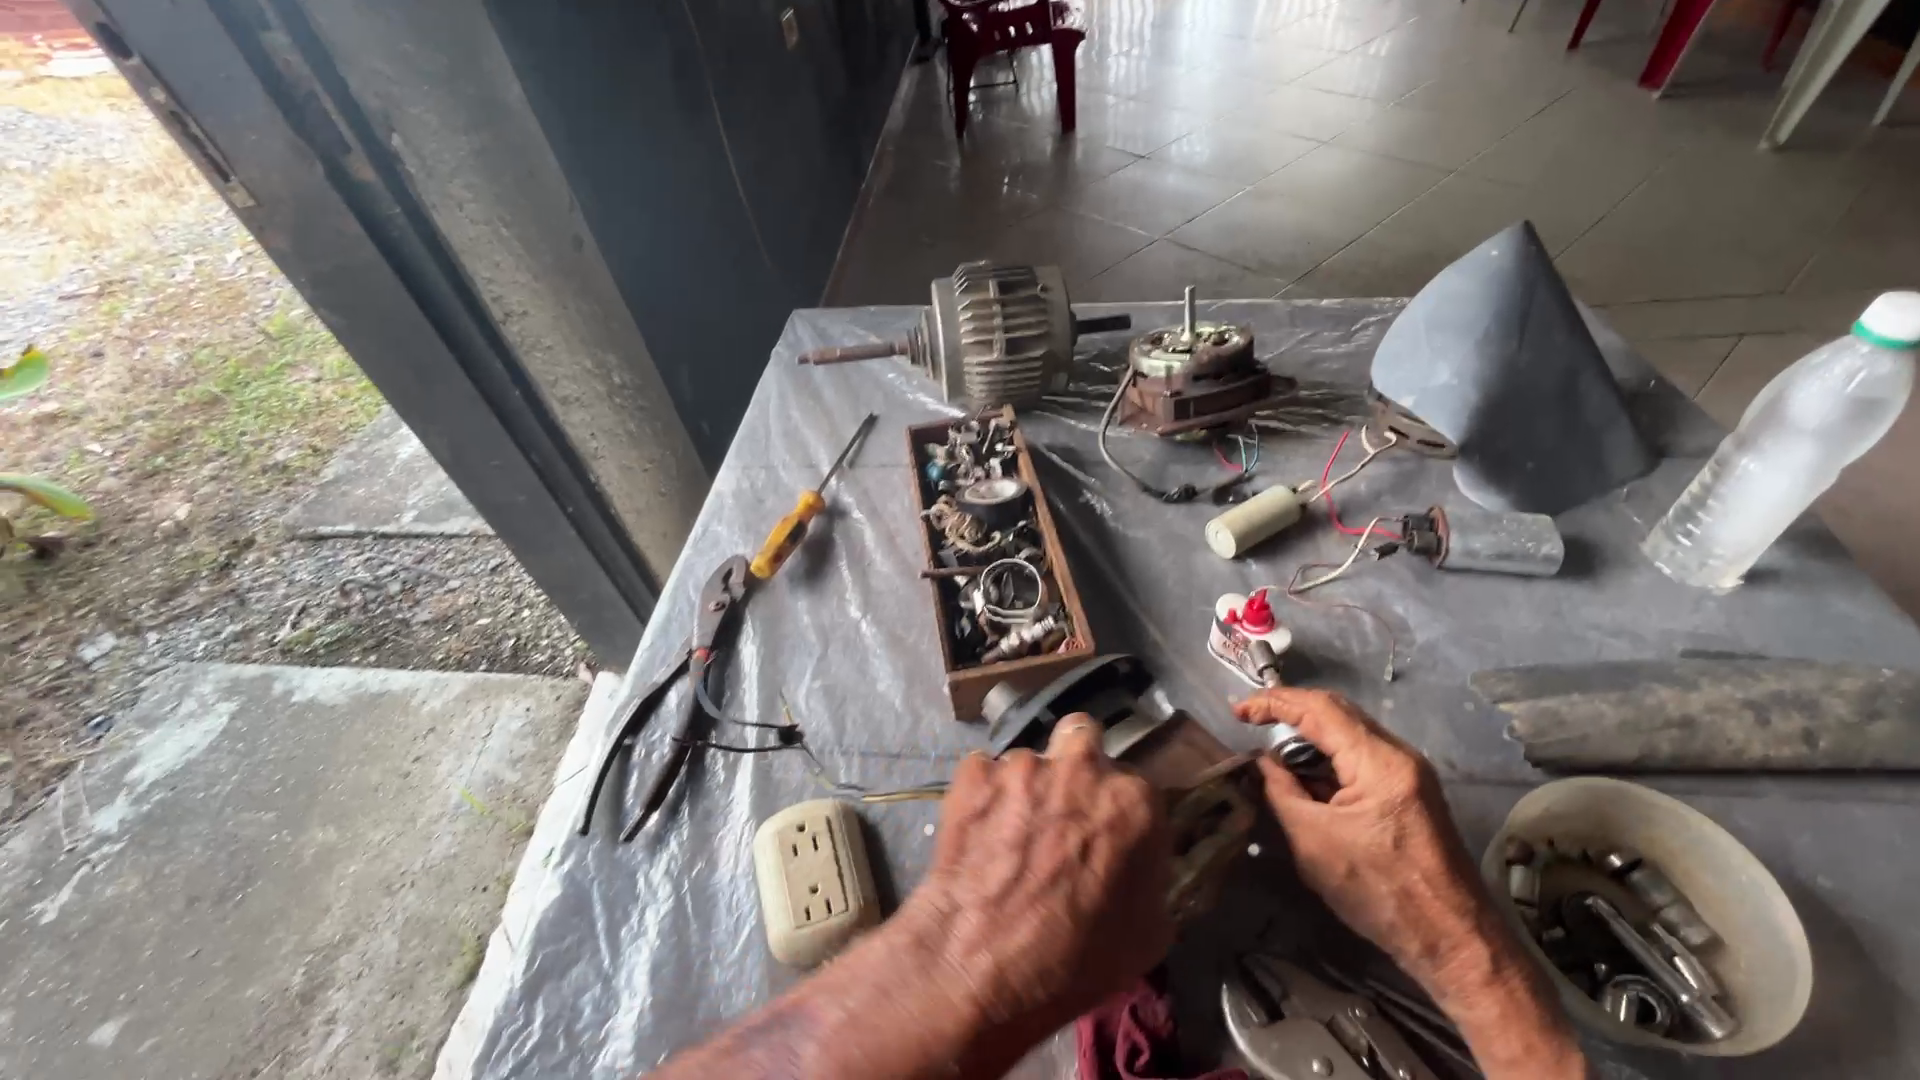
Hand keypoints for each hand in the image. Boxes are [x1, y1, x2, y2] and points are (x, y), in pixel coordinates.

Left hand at [894, 715, 1173, 1041]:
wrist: (980, 967)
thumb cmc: (1074, 962)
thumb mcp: (1149, 935)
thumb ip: (1152, 876)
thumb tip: (1140, 864)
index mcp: (1134, 801)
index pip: (1136, 784)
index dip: (1119, 810)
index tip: (1107, 835)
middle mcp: (1082, 768)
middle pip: (1083, 738)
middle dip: (1075, 765)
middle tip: (1062, 808)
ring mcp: (1022, 765)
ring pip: (1029, 758)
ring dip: (1026, 786)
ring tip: (1010, 830)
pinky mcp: (973, 774)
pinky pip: (983, 771)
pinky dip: (982, 794)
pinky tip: (979, 830)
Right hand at [1236, 689, 1585, 1079]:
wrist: (1454, 940)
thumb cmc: (1380, 891)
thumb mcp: (1314, 842)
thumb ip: (1282, 792)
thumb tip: (1263, 763)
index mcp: (1379, 762)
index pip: (1320, 709)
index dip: (1274, 703)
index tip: (1238, 711)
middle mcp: (1399, 756)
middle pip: (1338, 712)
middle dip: (1290, 710)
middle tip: (1250, 718)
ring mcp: (1409, 774)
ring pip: (1350, 734)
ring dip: (1309, 736)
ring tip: (1270, 749)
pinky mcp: (1409, 794)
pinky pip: (1361, 759)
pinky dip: (1327, 759)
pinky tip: (1303, 777)